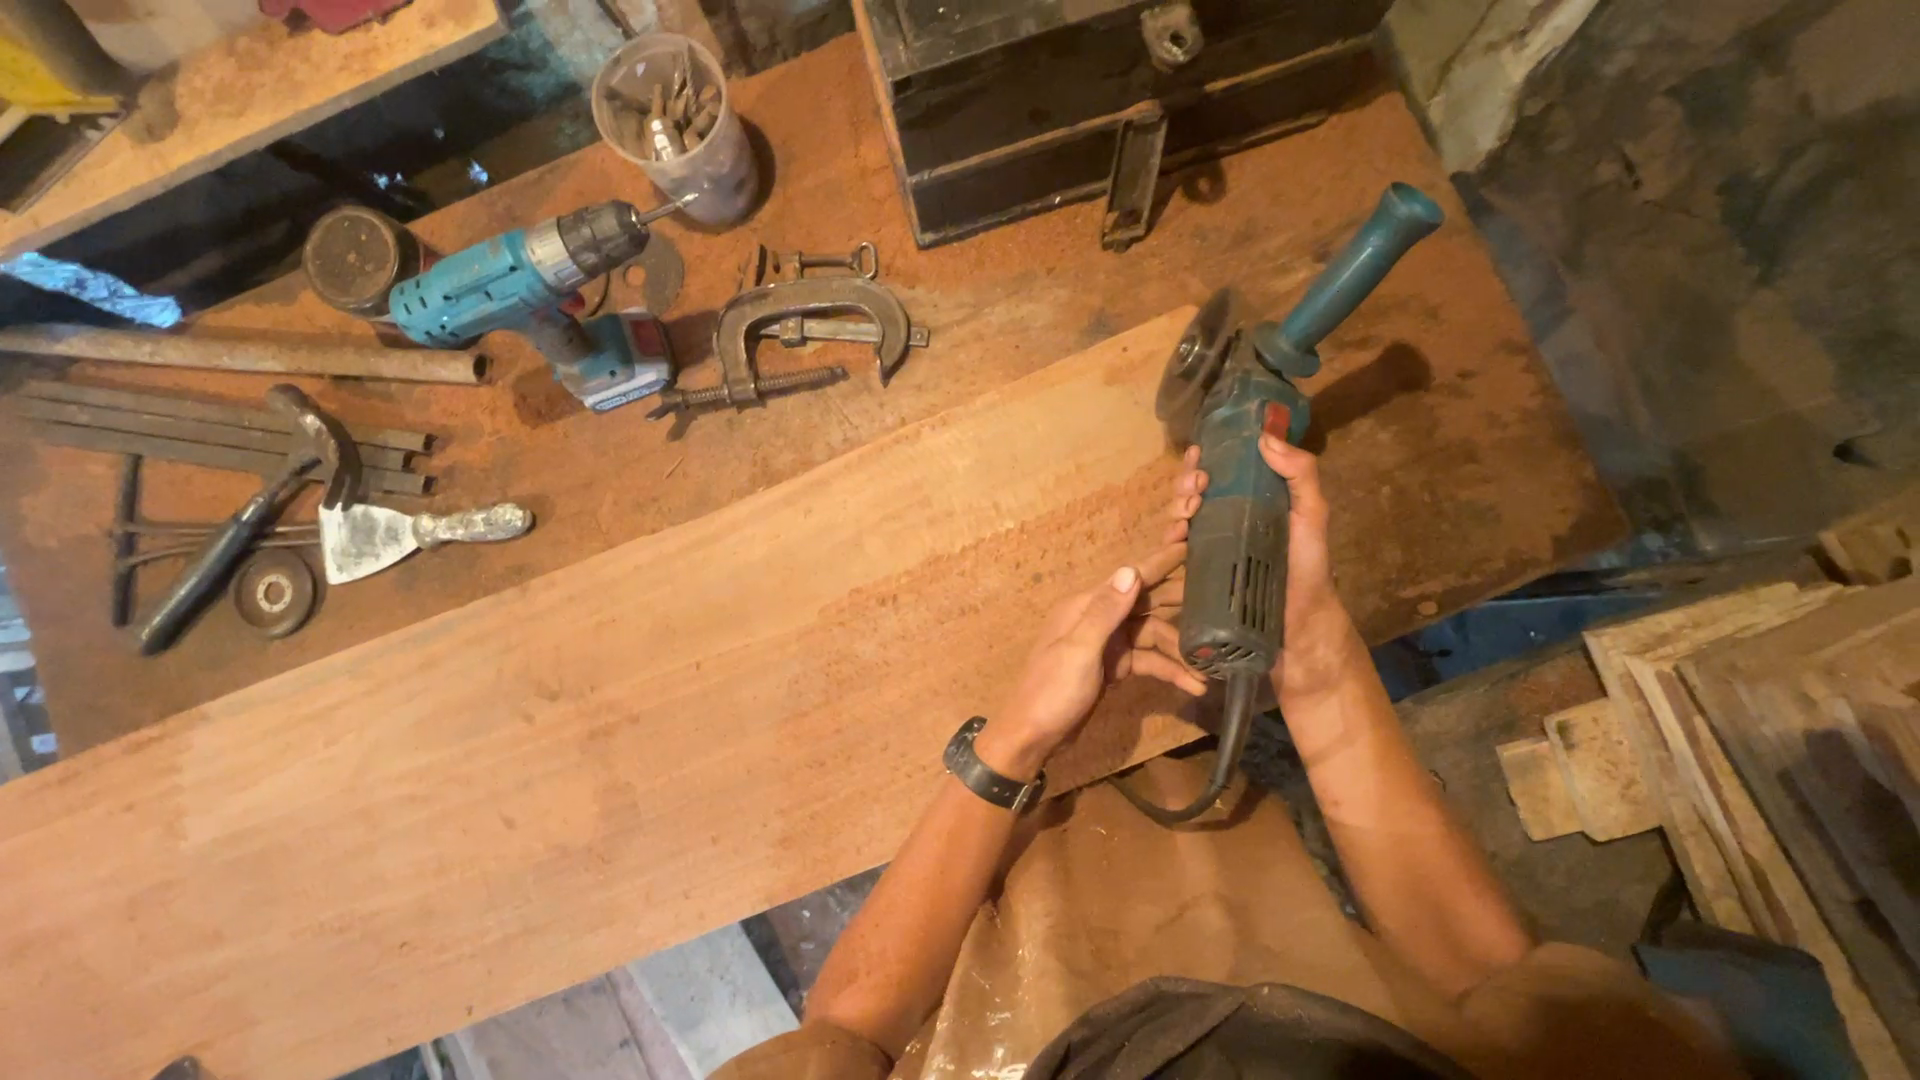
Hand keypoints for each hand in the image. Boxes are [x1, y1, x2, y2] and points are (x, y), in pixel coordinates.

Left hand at [978, 544, 1206, 779]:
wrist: (1032, 736)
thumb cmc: (1051, 691)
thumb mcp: (1079, 650)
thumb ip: (1106, 612)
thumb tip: (1131, 570)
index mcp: (1085, 606)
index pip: (1129, 577)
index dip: (1160, 562)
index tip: (1191, 544)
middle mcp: (1097, 619)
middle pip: (1145, 604)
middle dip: (1179, 604)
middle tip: (1220, 601)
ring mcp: (1106, 644)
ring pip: (1151, 636)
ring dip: (1178, 650)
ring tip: (1210, 667)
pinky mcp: (1113, 667)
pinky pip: (1147, 660)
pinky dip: (1168, 670)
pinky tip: (1192, 684)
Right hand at [1165, 429, 1363, 706]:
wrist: (1298, 629)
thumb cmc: (1306, 572)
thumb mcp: (1311, 517)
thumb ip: (1301, 475)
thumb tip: (1265, 437)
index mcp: (1245, 509)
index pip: (1215, 478)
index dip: (1201, 463)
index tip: (1199, 454)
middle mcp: (1219, 529)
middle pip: (1189, 499)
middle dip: (1185, 485)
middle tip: (1197, 486)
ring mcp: (1203, 557)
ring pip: (1175, 523)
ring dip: (1175, 510)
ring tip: (1188, 511)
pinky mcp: (1192, 583)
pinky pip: (1169, 559)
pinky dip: (1167, 542)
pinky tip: (1175, 537)